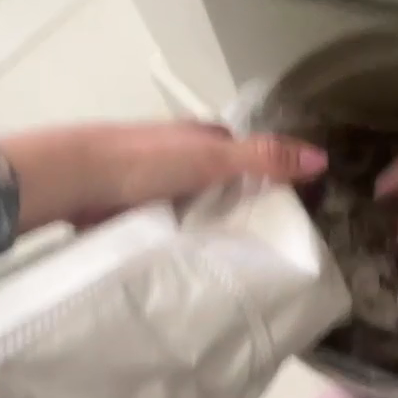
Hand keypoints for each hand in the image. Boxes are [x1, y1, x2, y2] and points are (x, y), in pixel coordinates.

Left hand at [3, 122, 326, 231]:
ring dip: (210, 226)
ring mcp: (155, 183)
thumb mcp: (214, 158)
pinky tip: (195, 260)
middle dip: (239, 208)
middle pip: (222, 184)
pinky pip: (172, 225)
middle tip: (265, 247)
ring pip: (196, 206)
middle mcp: (180, 156)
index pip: (246, 156)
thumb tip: (322, 159)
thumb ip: (264, 159)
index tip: (287, 213)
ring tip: (236, 262)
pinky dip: (184, 238)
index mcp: (201, 136)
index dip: (269, 179)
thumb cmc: (147, 162)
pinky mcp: (135, 208)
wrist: (76, 180)